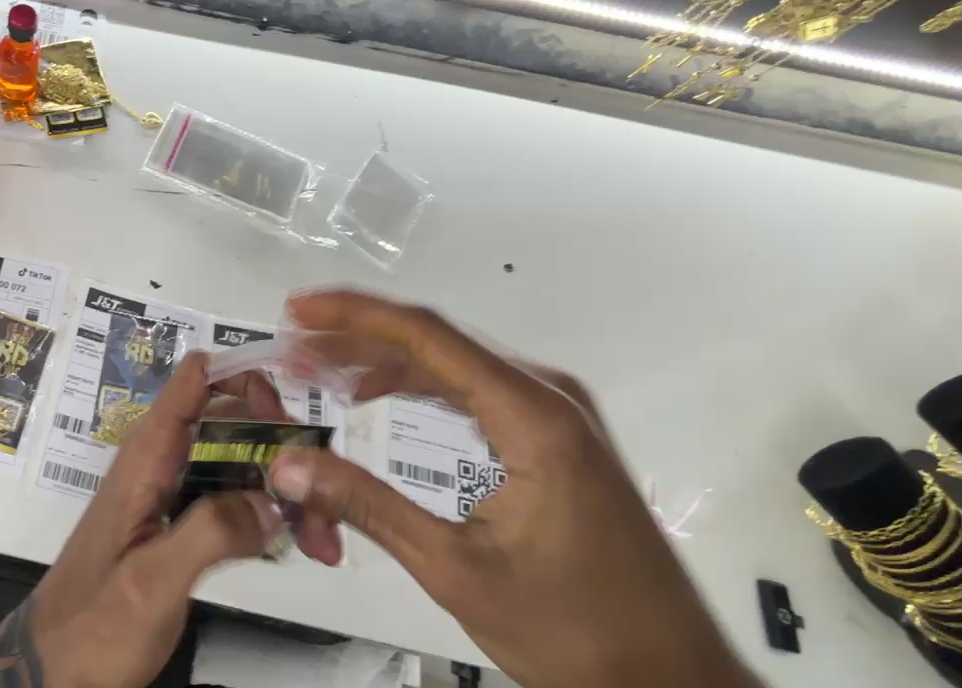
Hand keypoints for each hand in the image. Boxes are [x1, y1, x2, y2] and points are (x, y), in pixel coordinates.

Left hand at [0, 354, 332, 687]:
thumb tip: (274, 499)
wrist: (54, 670)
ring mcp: (172, 490)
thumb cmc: (92, 625)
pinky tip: (299, 545)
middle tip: (318, 505)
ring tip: (321, 538)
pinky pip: (233, 494)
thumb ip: (209, 534)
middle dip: (281, 443)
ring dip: (283, 483)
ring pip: (239, 457)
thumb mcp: (150, 582)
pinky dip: (269, 511)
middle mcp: (161, 461)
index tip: (292, 419)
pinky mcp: (181, 522)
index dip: (247, 379)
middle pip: (232, 416)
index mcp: (147, 456)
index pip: (197, 379)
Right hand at [271, 291, 757, 687]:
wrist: (674, 684)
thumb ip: (367, 506)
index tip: (297, 311)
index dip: (352, 315)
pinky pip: (472, 390)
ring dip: (381, 363)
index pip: (426, 336)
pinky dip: (416, 387)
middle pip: (434, 343)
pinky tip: (374, 397)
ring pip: (451, 364)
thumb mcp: (457, 571)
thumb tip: (287, 466)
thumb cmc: (573, 633)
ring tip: (317, 372)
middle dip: (354, 340)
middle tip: (291, 351)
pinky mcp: (553, 438)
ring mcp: (555, 414)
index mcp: (531, 416)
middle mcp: (546, 396)